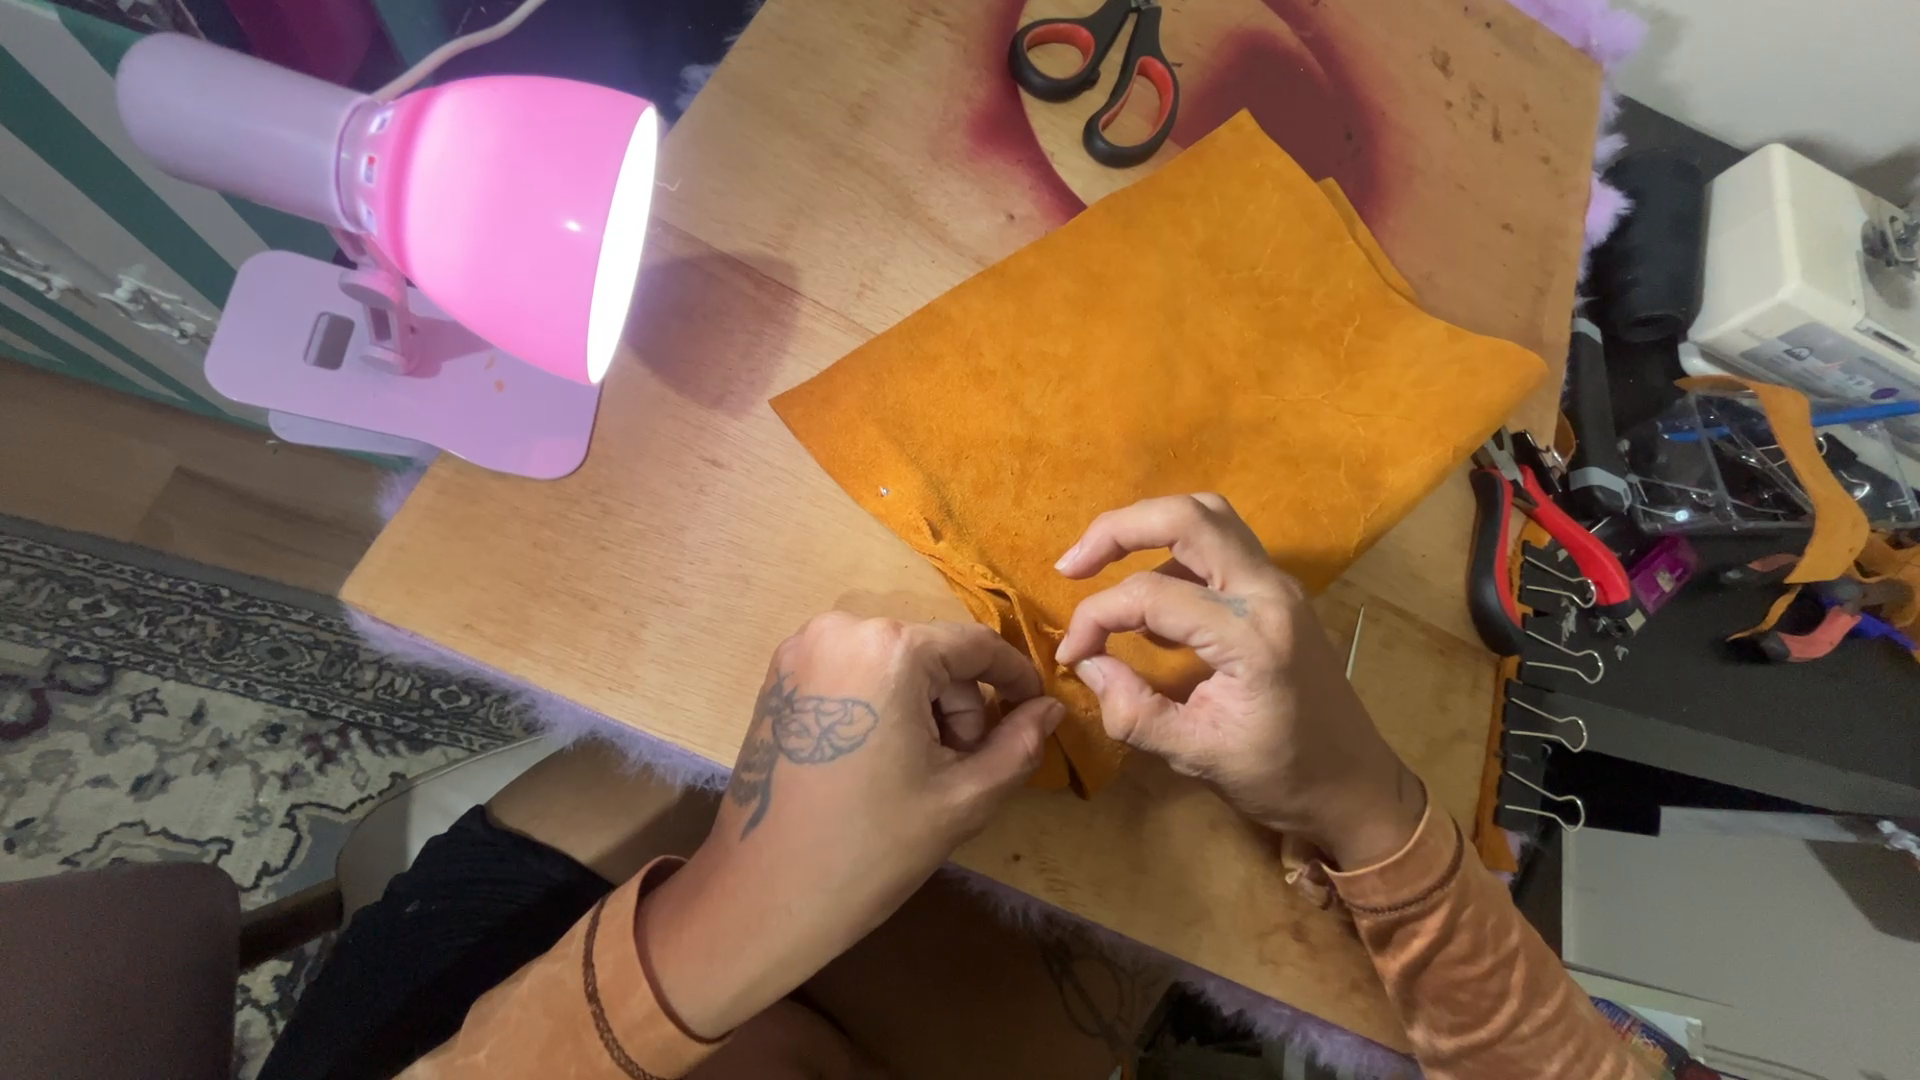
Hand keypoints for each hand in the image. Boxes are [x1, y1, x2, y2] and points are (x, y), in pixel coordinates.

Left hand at [641, 613, 1062, 1037]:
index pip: (975, 646)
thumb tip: (1051, 709)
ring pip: (896, 661)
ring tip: (920, 769)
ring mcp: (804, 647)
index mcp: (890, 649)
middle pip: (934, 654)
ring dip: (924, 704)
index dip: (1014, 677)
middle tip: (963, 765)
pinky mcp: (781, 672)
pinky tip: (882, 754)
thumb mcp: (961, 797)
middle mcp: (843, 628)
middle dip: (962, 704)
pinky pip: (857, 667)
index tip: (1035, 708)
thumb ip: (1017, 745)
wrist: (761, 895)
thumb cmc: (869, 848)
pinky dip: (884, 700)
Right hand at [1053, 494, 1424, 869]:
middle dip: (1117, 530)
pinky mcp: (1275, 592)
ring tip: (1100, 563)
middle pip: (1188, 516)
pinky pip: (1217, 546)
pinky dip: (1170, 554)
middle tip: (1072, 565)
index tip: (1071, 653)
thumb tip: (1085, 663)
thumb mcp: (1196, 755)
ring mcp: (1277, 585)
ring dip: (1147, 529)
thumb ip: (1131, 710)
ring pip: (1207, 516)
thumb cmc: (1280, 777)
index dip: (1095, 618)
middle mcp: (1270, 591)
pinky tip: (1146, 602)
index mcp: (1253, 635)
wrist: (1356, 787)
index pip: (1151, 595)